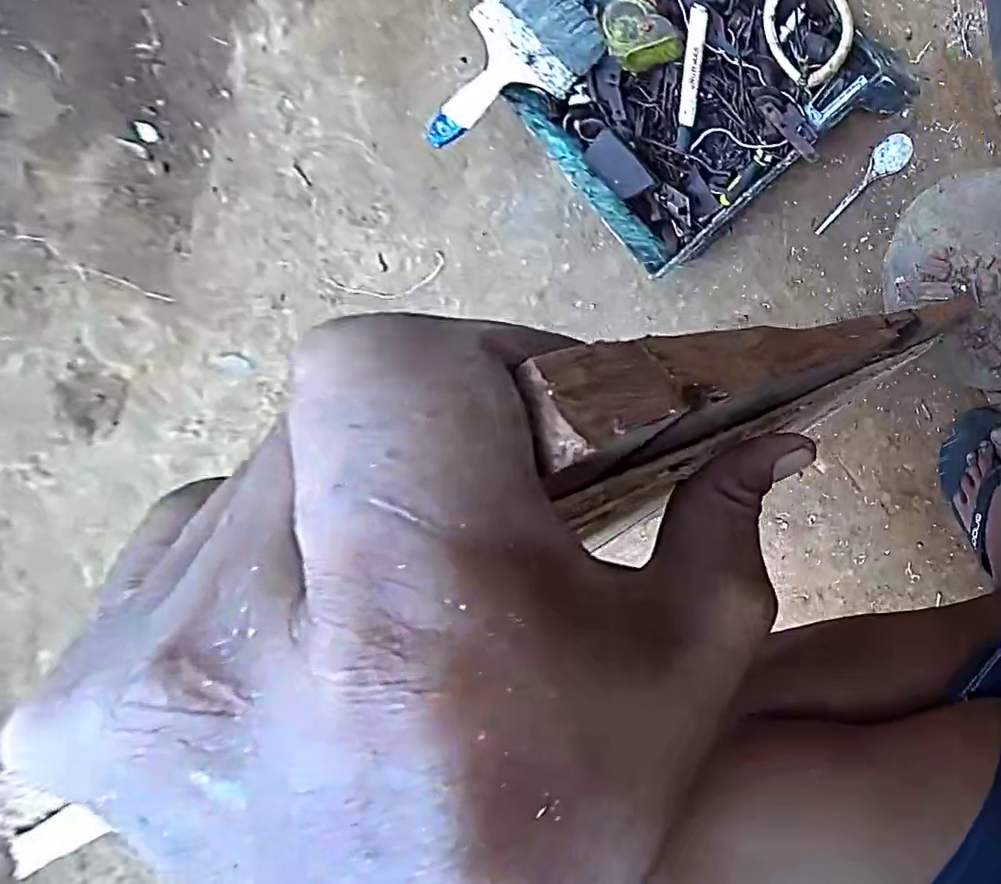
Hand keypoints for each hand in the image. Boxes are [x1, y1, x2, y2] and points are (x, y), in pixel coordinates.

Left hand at [1, 314, 812, 882]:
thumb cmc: (590, 795)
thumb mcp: (700, 645)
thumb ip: (730, 516)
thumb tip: (782, 441)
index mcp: (424, 596)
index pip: (386, 365)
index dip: (478, 352)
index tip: (547, 405)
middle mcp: (241, 619)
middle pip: (338, 397)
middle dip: (448, 408)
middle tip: (518, 469)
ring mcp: (129, 664)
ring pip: (274, 457)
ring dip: (378, 470)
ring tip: (444, 543)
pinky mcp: (69, 704)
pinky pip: (201, 534)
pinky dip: (301, 532)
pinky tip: (356, 602)